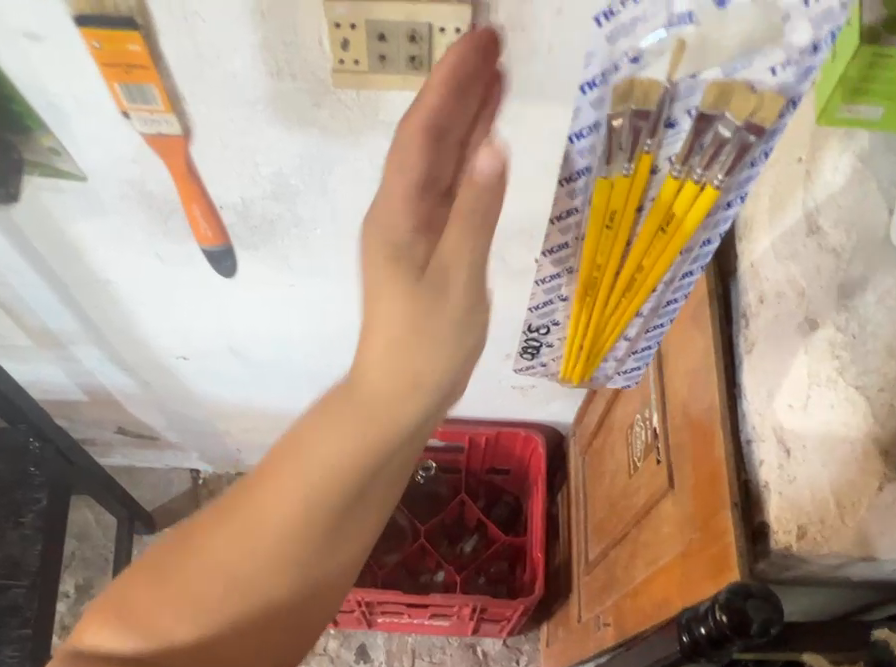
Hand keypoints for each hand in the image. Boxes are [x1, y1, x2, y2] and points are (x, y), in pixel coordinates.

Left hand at [350, 25, 507, 418]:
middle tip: (494, 44)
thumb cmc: (426, 346)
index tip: (482, 41)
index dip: (452, 84)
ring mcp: (410, 231)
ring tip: (497, 78)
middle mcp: (399, 212)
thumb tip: (494, 145)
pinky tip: (486, 144)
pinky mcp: (424, 250)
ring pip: (439, 164)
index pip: (424, 133)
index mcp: (398, 213)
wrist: (398, 396)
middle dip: (459, 90)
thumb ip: (475, 213)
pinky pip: (446, 193)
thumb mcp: (456, 280)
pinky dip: (467, 164)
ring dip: (465, 121)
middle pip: (429, 139)